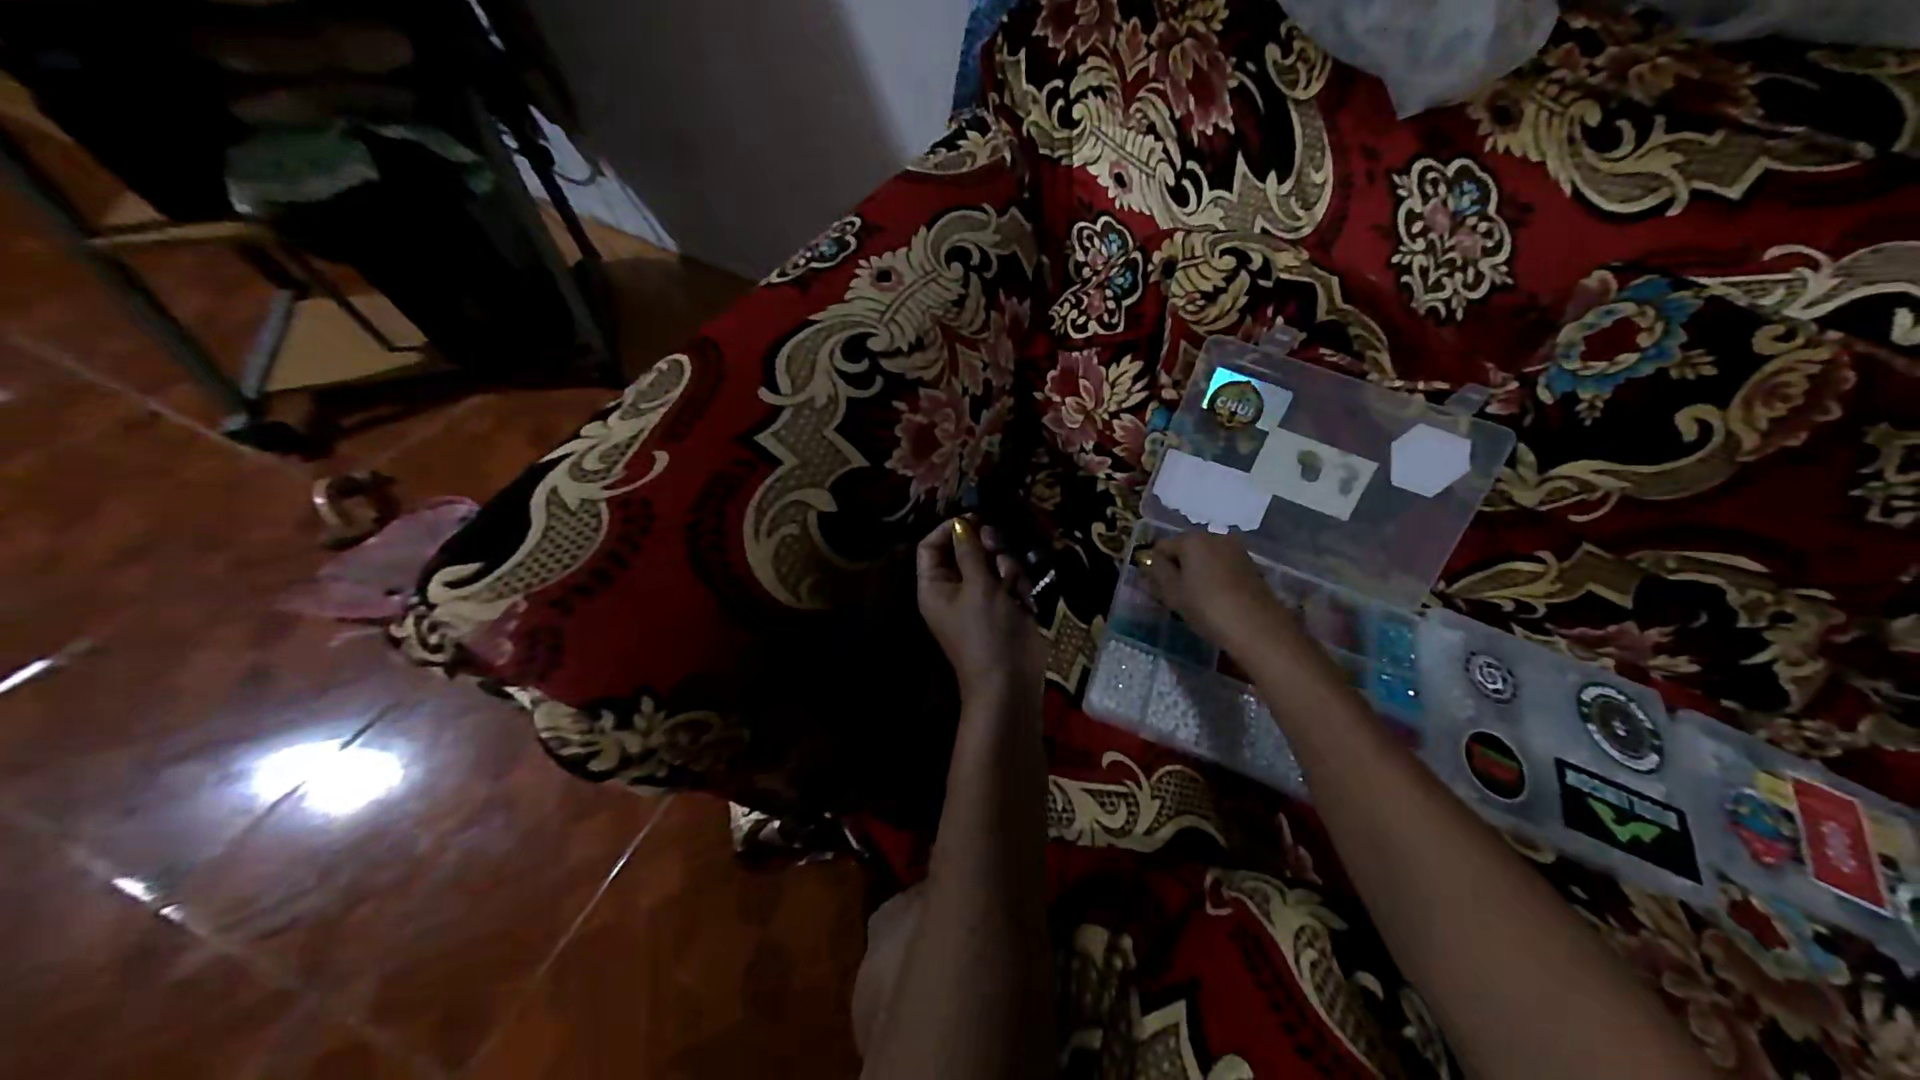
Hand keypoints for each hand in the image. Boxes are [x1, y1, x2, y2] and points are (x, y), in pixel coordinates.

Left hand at [916, 517, 1046, 706]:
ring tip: (1013, 586)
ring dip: (1007, 568)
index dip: (950, 529)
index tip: (973, 520)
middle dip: (987, 547)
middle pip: (966, 550)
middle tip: (998, 548)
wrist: (1011, 680)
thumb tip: (960, 523)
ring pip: (993, 562)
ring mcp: (981, 598)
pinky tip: (1025, 600)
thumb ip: (970, 550)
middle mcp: (954, 589)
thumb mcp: (978, 586)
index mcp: (935, 585)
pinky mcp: (1004, 606)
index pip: (930, 546)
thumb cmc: (987, 632)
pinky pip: (1010, 581)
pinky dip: (1018, 585)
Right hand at [1142, 531, 1298, 654]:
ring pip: (1204, 557)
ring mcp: (1236, 549)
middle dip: (1176, 567)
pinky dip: (1213, 576)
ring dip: (1195, 572)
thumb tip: (1147, 559)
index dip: (1153, 566)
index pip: (1161, 546)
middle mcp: (1215, 536)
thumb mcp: (1173, 592)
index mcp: (1192, 540)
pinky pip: (1221, 565)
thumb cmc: (1207, 608)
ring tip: (1194, 598)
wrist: (1257, 628)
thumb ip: (1157, 571)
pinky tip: (1214, 598)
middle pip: (1185, 548)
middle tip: (1173, 594)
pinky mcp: (1250, 564)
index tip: (1155, 588)